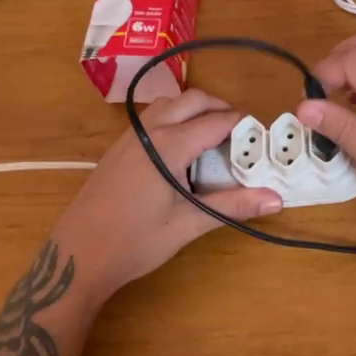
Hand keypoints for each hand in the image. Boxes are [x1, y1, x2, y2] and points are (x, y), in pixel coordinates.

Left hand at [57, 90, 281, 295]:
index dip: (243, 125)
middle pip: (192, 100)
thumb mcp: (188, 224)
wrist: (77, 256)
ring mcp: (128, 137)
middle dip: (221, 108)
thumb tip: (277, 199)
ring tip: (213, 137)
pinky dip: (174, 119)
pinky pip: (152, 118)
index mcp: (168, 146)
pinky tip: (181, 152)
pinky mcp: (117, 149)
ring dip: (194, 110)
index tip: (263, 138)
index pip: (216, 121)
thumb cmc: (135, 242)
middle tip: (242, 134)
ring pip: (168, 104)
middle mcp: (149, 132)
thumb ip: (233, 206)